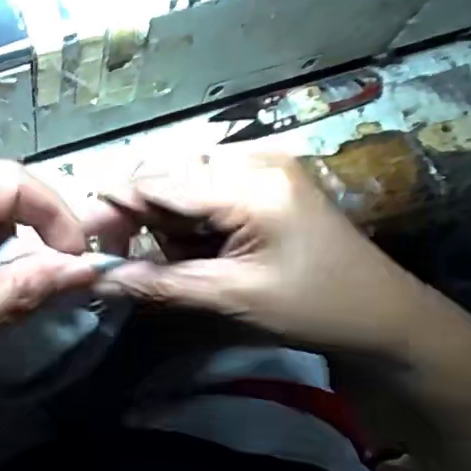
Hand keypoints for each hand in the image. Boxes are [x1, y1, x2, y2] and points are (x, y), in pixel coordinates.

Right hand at [91, 155, 437, 353]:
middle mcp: (255, 157)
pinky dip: (193, 217)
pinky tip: (205, 247)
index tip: (86, 241)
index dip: (116, 209)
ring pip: (184, 179)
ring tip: (186, 260)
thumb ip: (160, 283)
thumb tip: (96, 278)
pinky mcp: (269, 176)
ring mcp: (265, 162)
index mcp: (251, 183)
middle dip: (143, 215)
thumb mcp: (232, 297)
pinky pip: (208, 186)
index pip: (159, 181)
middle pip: (167, 172)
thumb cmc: (314, 308)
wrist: (384, 314)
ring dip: (169, 219)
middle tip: (130, 258)